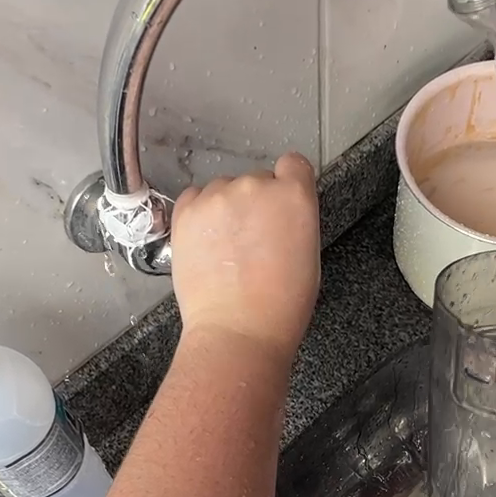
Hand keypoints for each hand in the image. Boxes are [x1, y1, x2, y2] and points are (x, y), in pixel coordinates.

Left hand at [170, 152, 320, 360]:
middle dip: (255, 206)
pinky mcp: (187, 211)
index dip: (287, 184)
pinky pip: (194, 199)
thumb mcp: (308, 258)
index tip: (280, 203)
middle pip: (256, 181)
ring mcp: (218, 197)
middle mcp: (256, 187)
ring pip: (224, 190)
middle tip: (253, 244)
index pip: (293, 165)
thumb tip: (281, 215)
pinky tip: (209, 247)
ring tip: (227, 253)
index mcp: (295, 197)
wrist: (239, 331)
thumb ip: (296, 222)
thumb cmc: (280, 308)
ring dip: (225, 212)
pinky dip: (200, 217)